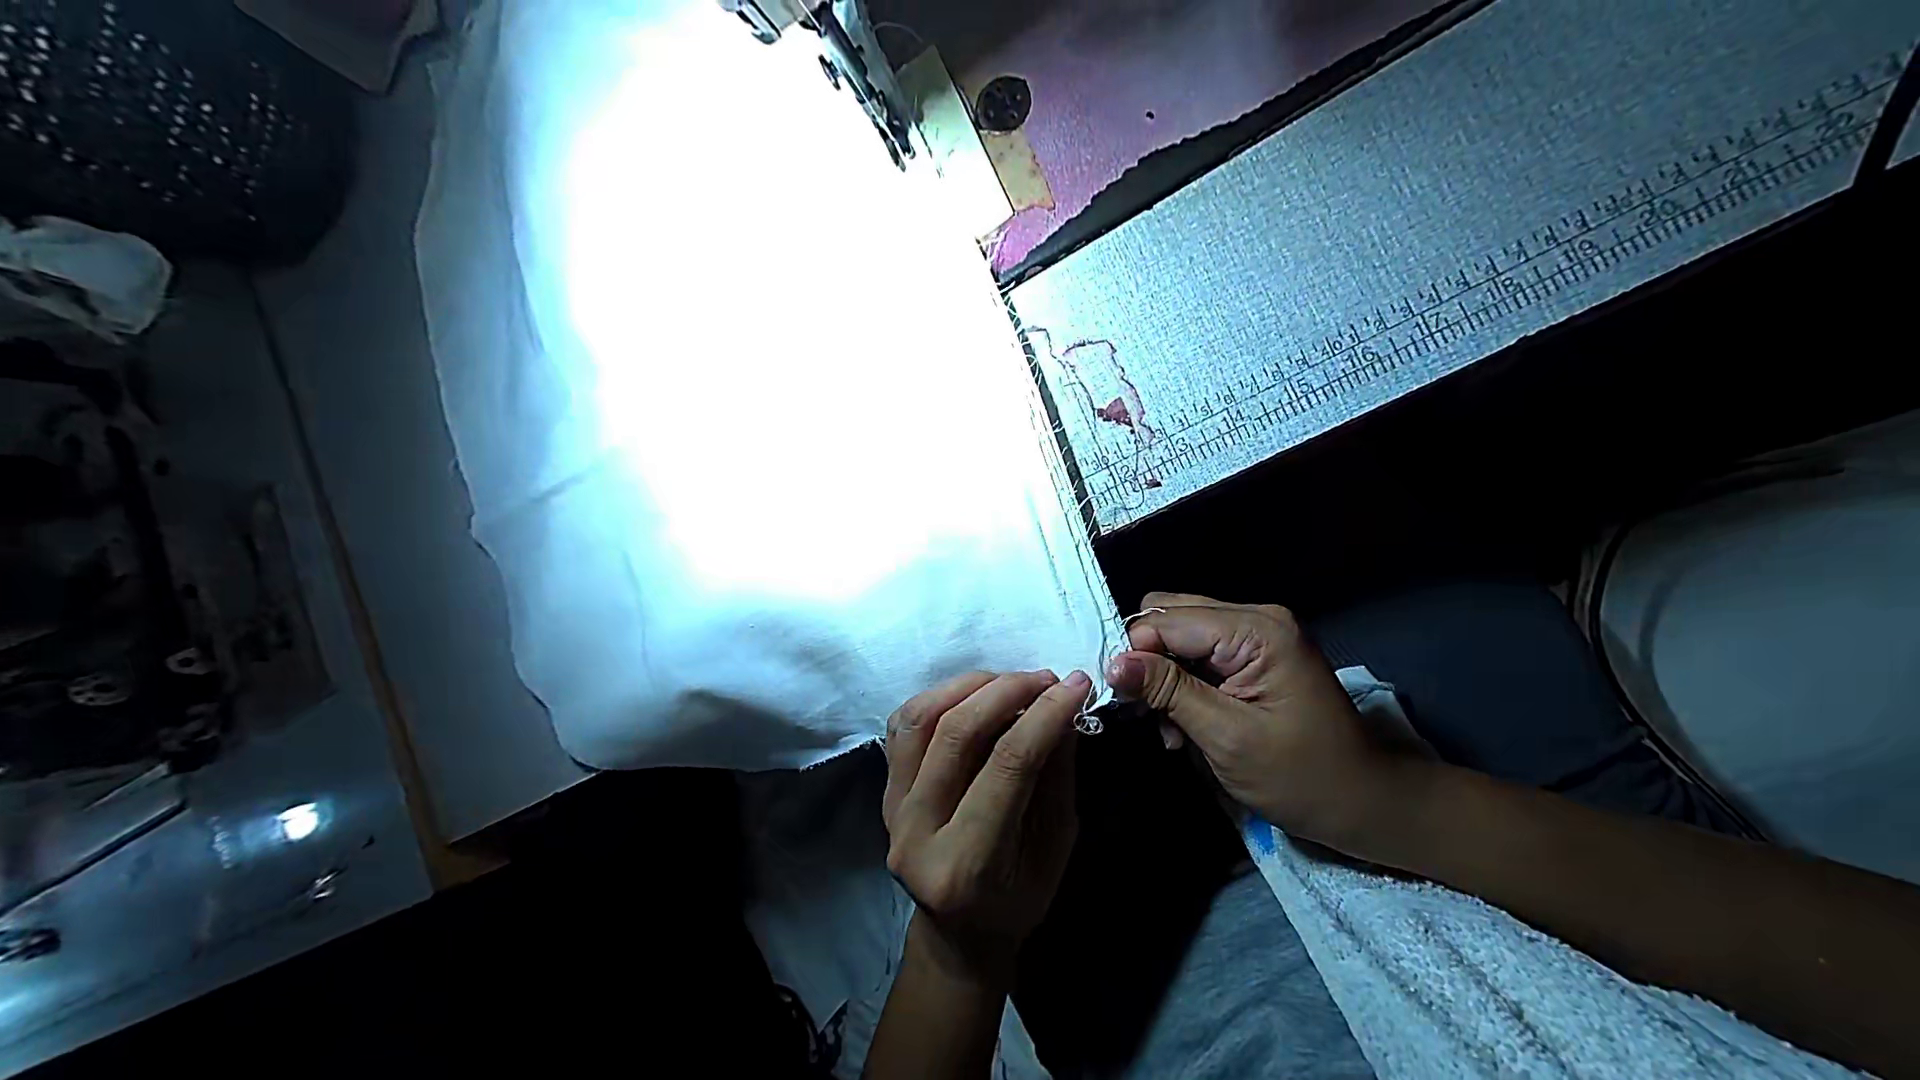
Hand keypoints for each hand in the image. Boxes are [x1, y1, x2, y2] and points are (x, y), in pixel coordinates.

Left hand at [881, 670, 1084, 986]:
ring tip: (1011, 680)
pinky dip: (938, 696)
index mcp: (967, 863)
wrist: (957, 934)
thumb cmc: (1017, 900)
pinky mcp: (883, 790)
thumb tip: (1062, 709)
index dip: (1044, 716)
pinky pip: (903, 725)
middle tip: (1046, 678)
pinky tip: (973, 693)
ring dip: (971, 686)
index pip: (1007, 767)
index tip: (1076, 684)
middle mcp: (917, 832)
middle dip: (1008, 691)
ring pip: (921, 719)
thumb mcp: (1055, 846)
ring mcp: (891, 809)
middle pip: (957, 734)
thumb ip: (1056, 777)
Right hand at [1105, 592, 1418, 847]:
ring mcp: (1255, 634)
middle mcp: (1255, 617)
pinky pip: (1196, 652)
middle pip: (1169, 616)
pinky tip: (1184, 724)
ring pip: (1177, 634)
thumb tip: (1112, 663)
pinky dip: (1180, 684)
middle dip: (1146, 661)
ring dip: (1162, 677)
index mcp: (1256, 630)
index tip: (1119, 697)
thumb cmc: (1301, 775)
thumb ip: (1168, 691)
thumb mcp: (1226, 736)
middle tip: (1142, 710)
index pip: (1167, 619)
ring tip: (1169, 729)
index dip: (1134, 653)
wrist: (1365, 801)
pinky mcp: (1252, 654)